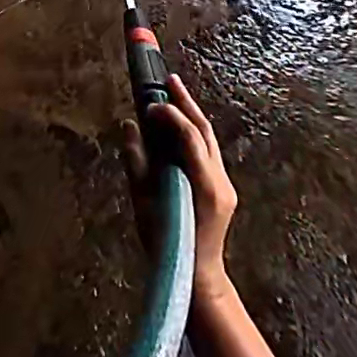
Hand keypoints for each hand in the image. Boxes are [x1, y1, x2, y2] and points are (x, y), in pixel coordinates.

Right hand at [121, 74, 237, 299]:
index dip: (170, 114)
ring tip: (174, 91)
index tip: (149, 105)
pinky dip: (192, 133)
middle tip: (168, 78)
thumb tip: (130, 126)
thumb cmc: (166, 244)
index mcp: (204, 183)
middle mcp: (220, 179)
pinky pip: (208, 151)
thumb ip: (137, 162)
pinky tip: (178, 126)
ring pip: (209, 138)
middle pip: (204, 130)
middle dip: (186, 101)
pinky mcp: (222, 188)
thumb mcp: (144, 204)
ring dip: (190, 113)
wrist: (197, 278)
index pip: (189, 135)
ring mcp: (225, 184)